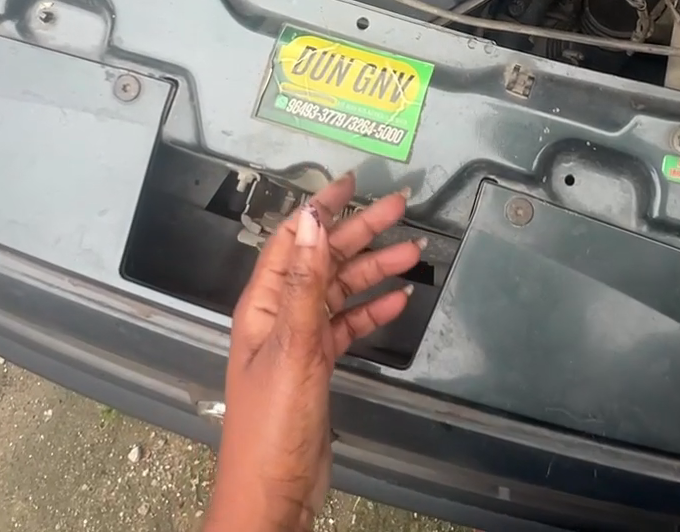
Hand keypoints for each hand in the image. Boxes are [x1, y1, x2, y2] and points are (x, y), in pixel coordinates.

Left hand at [205, 174, 420, 531]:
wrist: (272, 497)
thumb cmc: (273, 422)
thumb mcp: (294, 347)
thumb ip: (305, 283)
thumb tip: (311, 220)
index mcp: (265, 304)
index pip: (294, 241)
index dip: (321, 209)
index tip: (351, 183)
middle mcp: (282, 315)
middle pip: (325, 260)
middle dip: (362, 233)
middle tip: (400, 208)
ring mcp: (302, 341)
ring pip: (342, 291)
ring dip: (375, 271)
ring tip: (414, 254)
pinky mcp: (319, 364)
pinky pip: (349, 325)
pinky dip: (372, 310)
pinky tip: (398, 301)